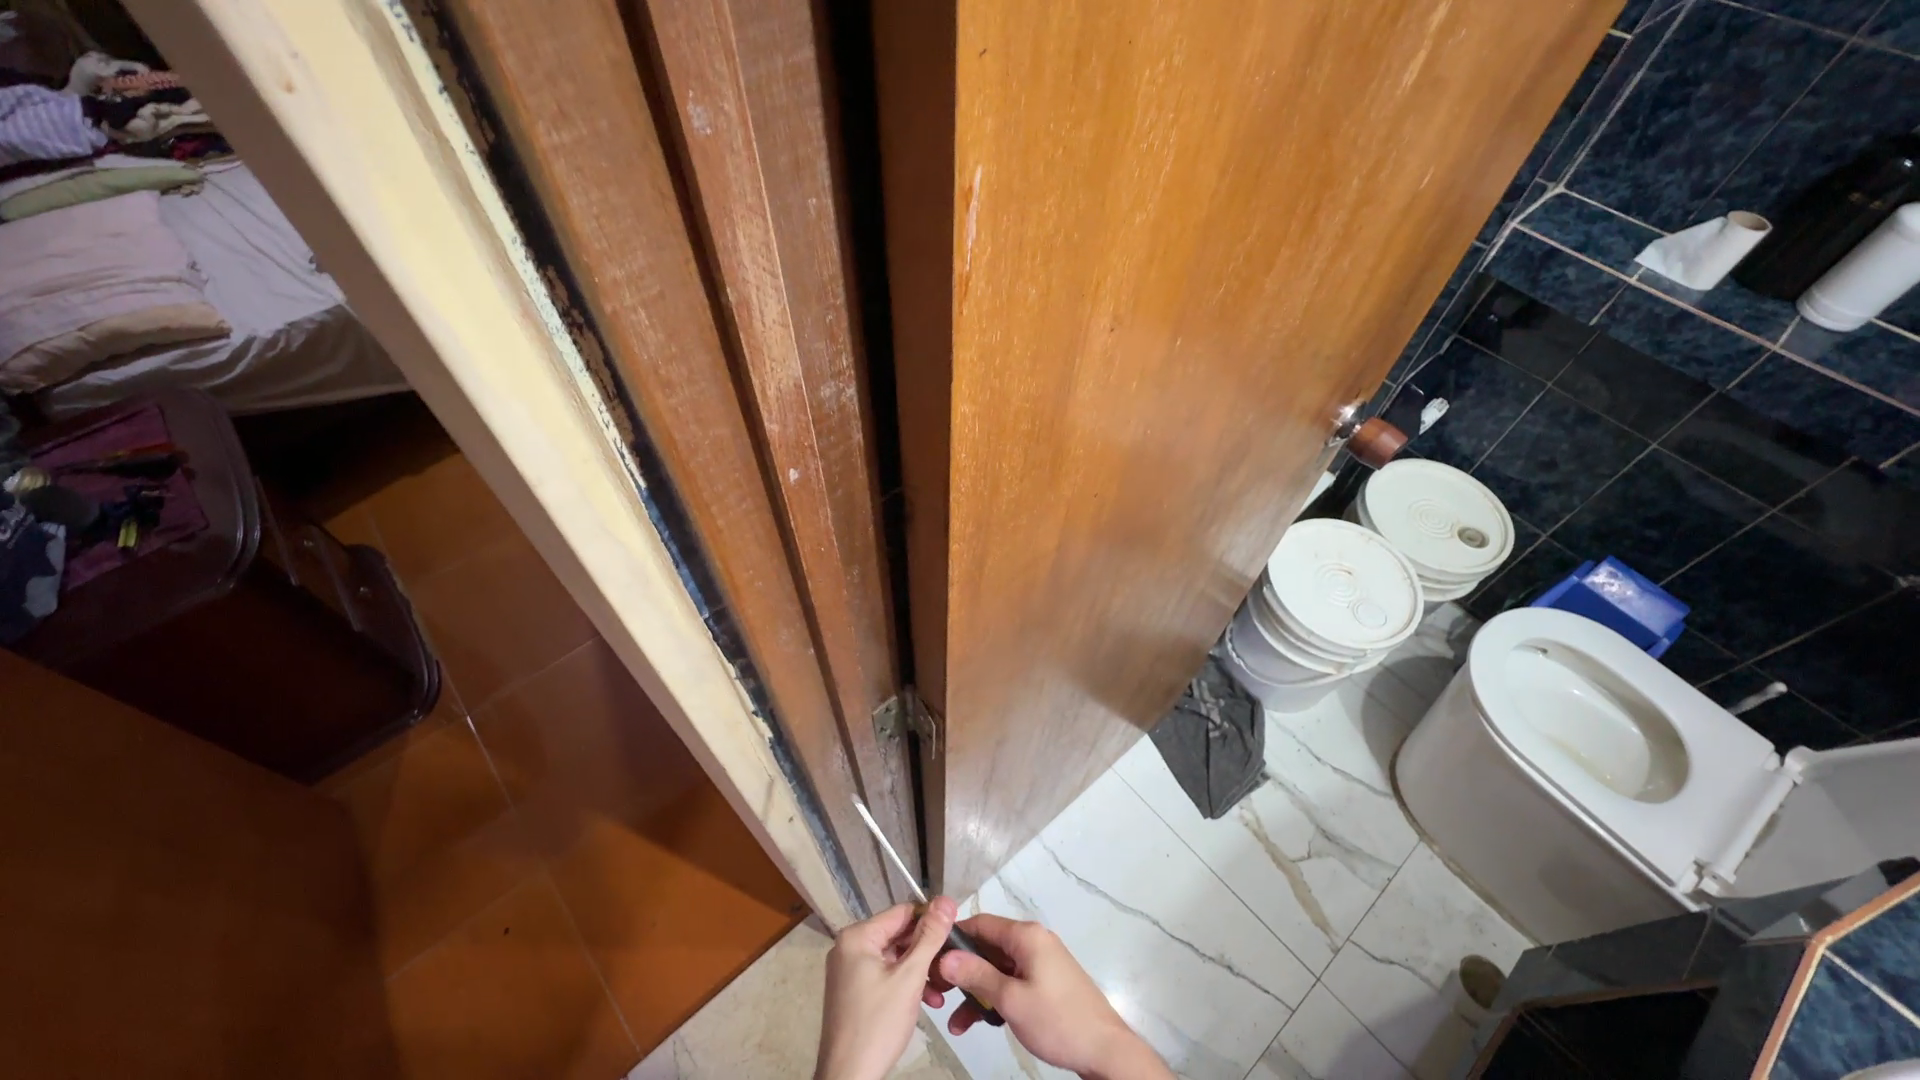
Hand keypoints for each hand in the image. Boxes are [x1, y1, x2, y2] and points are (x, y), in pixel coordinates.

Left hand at [815, 896, 956, 1079]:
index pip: (902, 913)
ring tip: (944, 988)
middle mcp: (850, 947)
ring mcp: (850, 970)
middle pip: (899, 935)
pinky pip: (886, 975)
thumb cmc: (878, 1023)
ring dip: (921, 970)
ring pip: (895, 958)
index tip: (957, 933)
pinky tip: (929, 1000)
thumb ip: (929, 937)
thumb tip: (946, 899)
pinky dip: (907, 984)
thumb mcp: (909, 977)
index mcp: (858, 936)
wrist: (848, 1077)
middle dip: (927, 951)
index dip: (931, 920)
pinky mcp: (854, 991)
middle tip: (953, 965)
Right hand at [932, 914, 1172, 1079]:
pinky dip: (994, 1000)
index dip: (953, 938)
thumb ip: (976, 975)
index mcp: (1026, 936)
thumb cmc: (1057, 1019)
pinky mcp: (1044, 984)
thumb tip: (944, 956)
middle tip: (937, 994)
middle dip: (961, 972)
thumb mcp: (1011, 999)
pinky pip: (1010, 983)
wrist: (1104, 1049)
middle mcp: (1032, 942)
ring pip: (996, 970)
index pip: (981, 923)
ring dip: (975, 993)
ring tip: (954, 1022)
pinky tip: (976, 1024)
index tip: (930, 959)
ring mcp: (1039, 964)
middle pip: (987, 948)